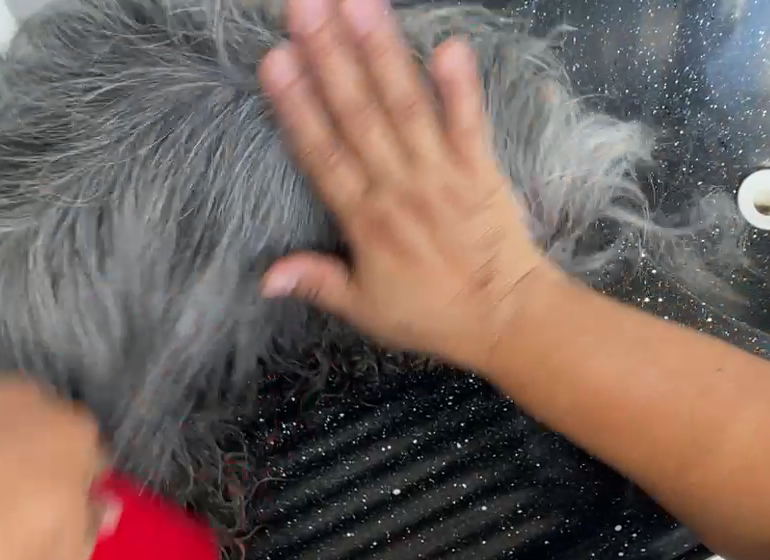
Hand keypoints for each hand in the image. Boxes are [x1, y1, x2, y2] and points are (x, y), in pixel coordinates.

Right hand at [258, 0, 567, 371]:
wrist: (504, 318)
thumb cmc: (434, 315)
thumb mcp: (367, 311)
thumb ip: (318, 283)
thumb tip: (265, 278)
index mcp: (366, 222)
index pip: (324, 156)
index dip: (298, 109)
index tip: (275, 61)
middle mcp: (400, 189)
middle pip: (358, 116)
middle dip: (330, 56)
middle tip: (305, 4)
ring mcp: (441, 175)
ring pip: (405, 106)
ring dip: (381, 52)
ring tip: (358, 2)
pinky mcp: (480, 168)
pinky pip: (468, 122)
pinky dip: (460, 86)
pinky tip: (448, 44)